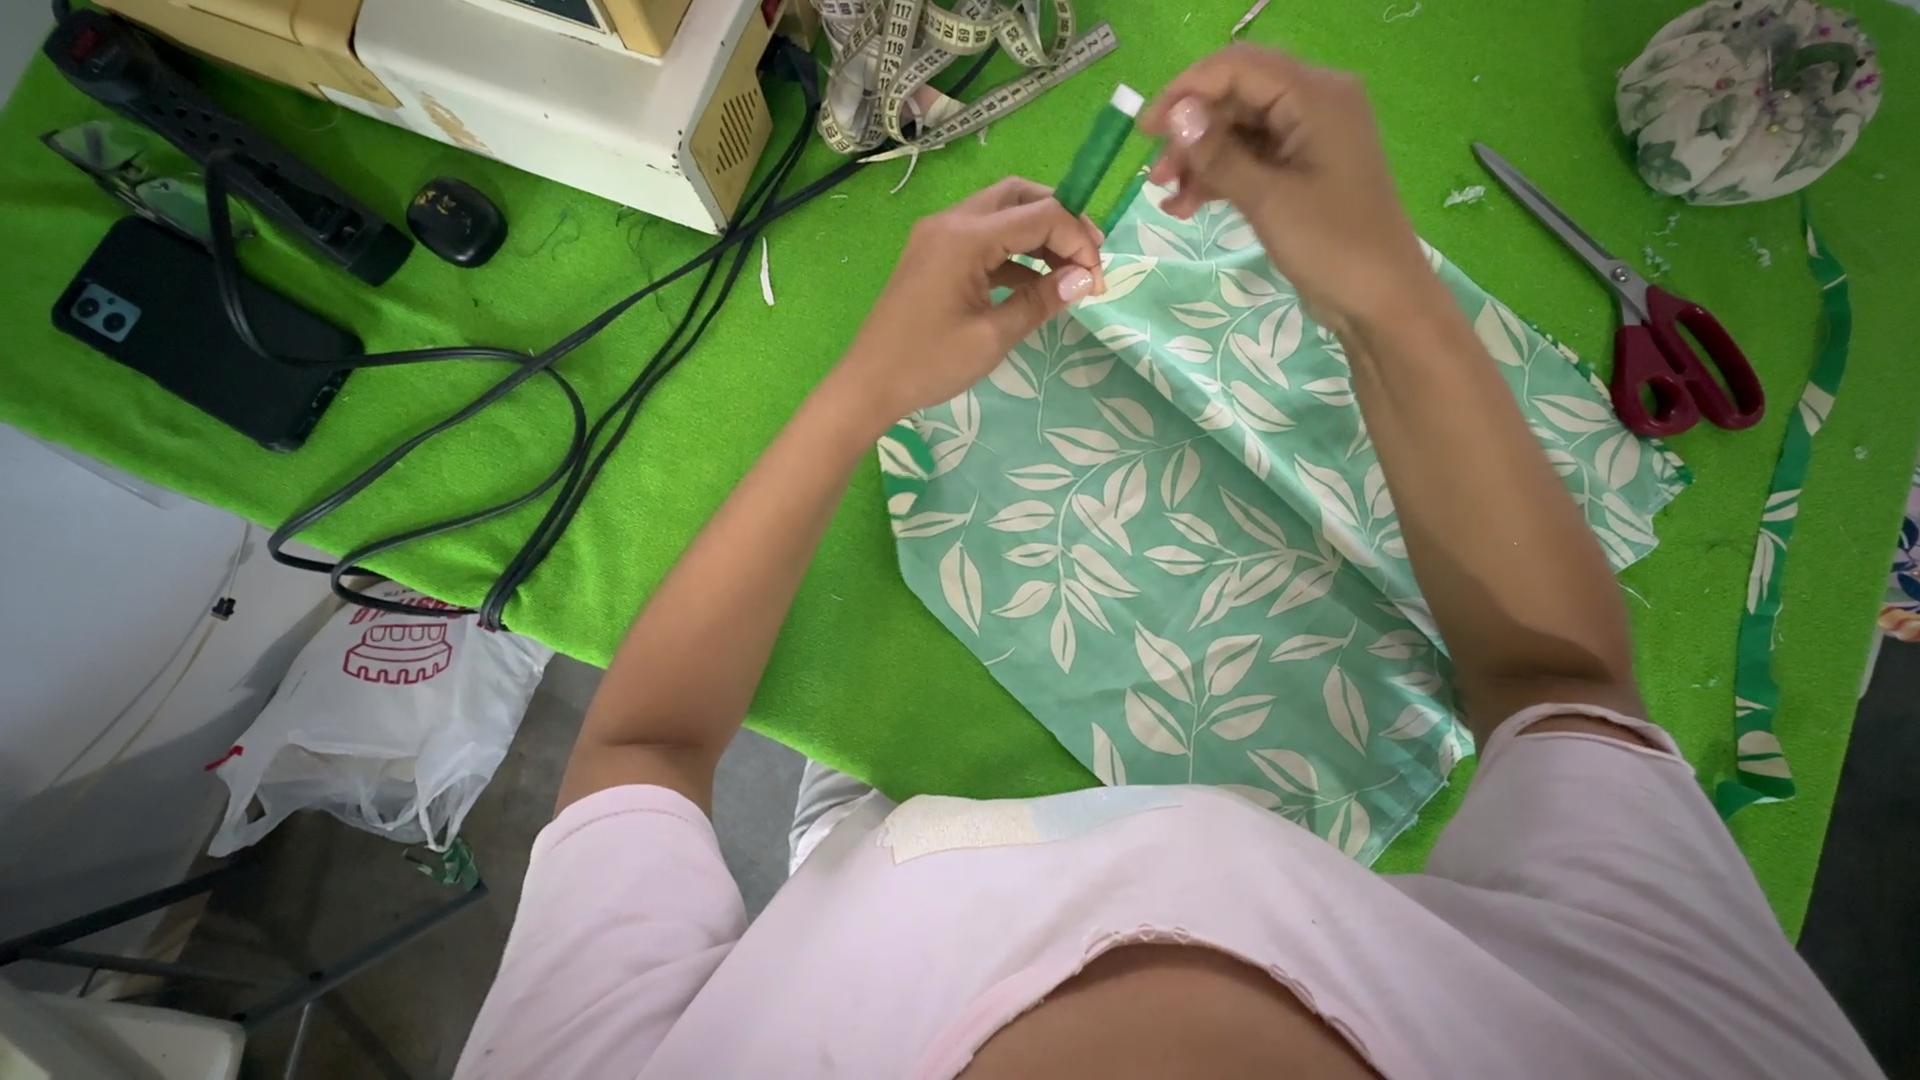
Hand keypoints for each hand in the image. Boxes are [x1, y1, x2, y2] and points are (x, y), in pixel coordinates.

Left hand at [838, 177, 1104, 422]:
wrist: (869, 384)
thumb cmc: (929, 364)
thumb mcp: (992, 337)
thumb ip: (1041, 302)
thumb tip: (1084, 279)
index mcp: (965, 237)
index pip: (1040, 214)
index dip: (1078, 239)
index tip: (1097, 278)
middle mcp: (950, 223)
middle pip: (1019, 197)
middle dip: (1060, 221)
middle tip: (1087, 259)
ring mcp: (938, 237)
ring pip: (1000, 215)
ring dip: (1038, 237)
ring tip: (1068, 275)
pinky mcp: (933, 256)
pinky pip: (982, 240)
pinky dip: (1012, 254)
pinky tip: (1036, 285)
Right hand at [1138, 45, 1434, 331]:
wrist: (1377, 297)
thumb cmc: (1331, 245)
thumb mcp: (1268, 199)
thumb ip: (1219, 155)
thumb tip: (1176, 116)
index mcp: (1316, 95)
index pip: (1238, 68)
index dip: (1186, 92)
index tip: (1145, 132)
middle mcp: (1314, 104)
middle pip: (1235, 98)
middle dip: (1190, 134)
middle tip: (1156, 179)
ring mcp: (1307, 138)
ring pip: (1237, 131)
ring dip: (1199, 161)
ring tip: (1168, 201)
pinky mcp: (1299, 170)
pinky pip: (1249, 158)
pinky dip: (1217, 178)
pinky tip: (1188, 207)